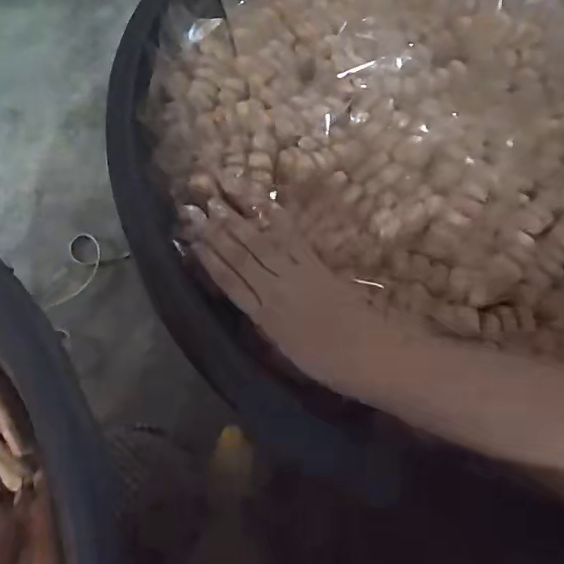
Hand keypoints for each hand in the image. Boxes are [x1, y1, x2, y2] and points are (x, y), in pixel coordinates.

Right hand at [190, 207, 426, 392]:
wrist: (372, 354)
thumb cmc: (329, 364)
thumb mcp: (286, 351)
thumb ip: (265, 324)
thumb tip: (247, 301)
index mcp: (266, 317)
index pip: (230, 282)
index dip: (209, 259)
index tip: (190, 239)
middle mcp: (277, 289)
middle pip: (242, 255)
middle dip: (217, 231)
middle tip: (195, 208)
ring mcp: (298, 272)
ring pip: (262, 242)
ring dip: (238, 219)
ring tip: (218, 199)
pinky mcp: (316, 264)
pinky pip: (290, 237)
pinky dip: (273, 219)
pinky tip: (262, 206)